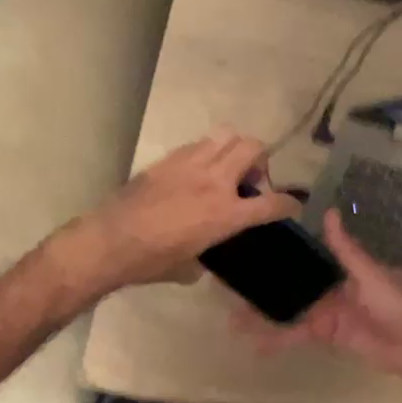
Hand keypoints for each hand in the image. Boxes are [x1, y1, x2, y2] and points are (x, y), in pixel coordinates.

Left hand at [55, 132, 301, 291]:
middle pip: (253, 148)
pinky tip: (194, 172)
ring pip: (226, 135)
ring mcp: (189, 164)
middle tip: (250, 180)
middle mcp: (214, 182)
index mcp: (226, 214)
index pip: (272, 203)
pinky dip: (205, 153)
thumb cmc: (151, 261)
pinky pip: (197, 144)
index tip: (291, 206)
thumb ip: (207, 254)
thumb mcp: (189, 267)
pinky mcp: (167, 160)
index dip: (289, 204)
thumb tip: (204, 254)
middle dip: (261, 161)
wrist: (111, 241)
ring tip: (224, 168)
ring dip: (233, 149)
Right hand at [237, 208, 401, 386]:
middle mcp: (329, 287)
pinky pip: (297, 335)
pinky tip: (256, 344)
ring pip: (288, 310)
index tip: (252, 245)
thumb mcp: (369, 273)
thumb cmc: (398, 303)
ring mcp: (325, 313)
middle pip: (291, 284)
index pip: (305, 256)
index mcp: (341, 268)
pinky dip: (278, 339)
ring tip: (233, 319)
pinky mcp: (325, 335)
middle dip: (264, 286)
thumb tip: (329, 211)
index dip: (281, 253)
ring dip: (263, 315)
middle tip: (231, 283)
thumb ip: (344, 249)